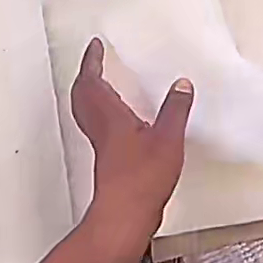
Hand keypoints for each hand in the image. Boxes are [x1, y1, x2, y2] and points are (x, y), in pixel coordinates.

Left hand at [69, 39, 192, 245]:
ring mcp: (102, 145)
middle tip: (94, 60)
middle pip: (82, 94)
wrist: (125, 217)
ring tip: (102, 82)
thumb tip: (181, 86)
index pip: (92, 81)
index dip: (92, 61)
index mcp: (109, 117)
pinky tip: (120, 119)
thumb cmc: (141, 180)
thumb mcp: (168, 139)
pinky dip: (102, 112)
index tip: (95, 45)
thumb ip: (175, 109)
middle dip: (87, 74)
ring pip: (86, 111)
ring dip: (90, 92)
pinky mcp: (108, 159)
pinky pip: (97, 126)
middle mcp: (100, 128)